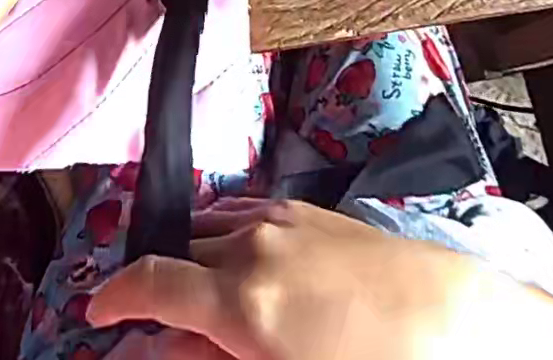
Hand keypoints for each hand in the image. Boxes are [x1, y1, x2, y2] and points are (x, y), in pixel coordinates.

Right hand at [87, 198, 490, 359]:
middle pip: (178, 258)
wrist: (455, 319)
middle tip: (159, 327)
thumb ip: (216, 357)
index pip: (153, 283)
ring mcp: (273, 218)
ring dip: (190, 262)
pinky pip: (236, 214)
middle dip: (159, 291)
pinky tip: (234, 261)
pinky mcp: (298, 208)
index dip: (116, 297)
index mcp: (241, 301)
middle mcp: (247, 246)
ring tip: (199, 297)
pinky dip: (220, 238)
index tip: (97, 314)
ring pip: (205, 231)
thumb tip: (172, 343)